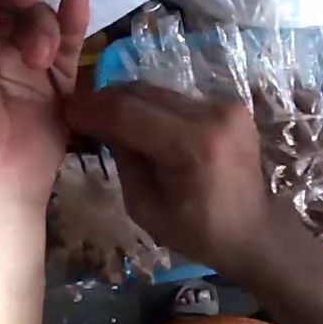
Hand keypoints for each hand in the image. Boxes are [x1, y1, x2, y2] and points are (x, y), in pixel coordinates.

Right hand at [64, 83, 317, 278]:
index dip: (91, 108)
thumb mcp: (145, 207)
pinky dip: (152, 107)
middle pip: (142, 93)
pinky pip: (177, 99)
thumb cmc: (199, 232)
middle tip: (80, 111)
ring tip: (106, 117)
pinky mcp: (229, 104)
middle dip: (106, 100)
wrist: (256, 231)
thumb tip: (101, 124)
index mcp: (193, 146)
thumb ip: (123, 159)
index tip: (66, 109)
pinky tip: (139, 123)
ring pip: (158, 91)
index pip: (128, 113)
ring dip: (128, 101)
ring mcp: (225, 105)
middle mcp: (212, 115)